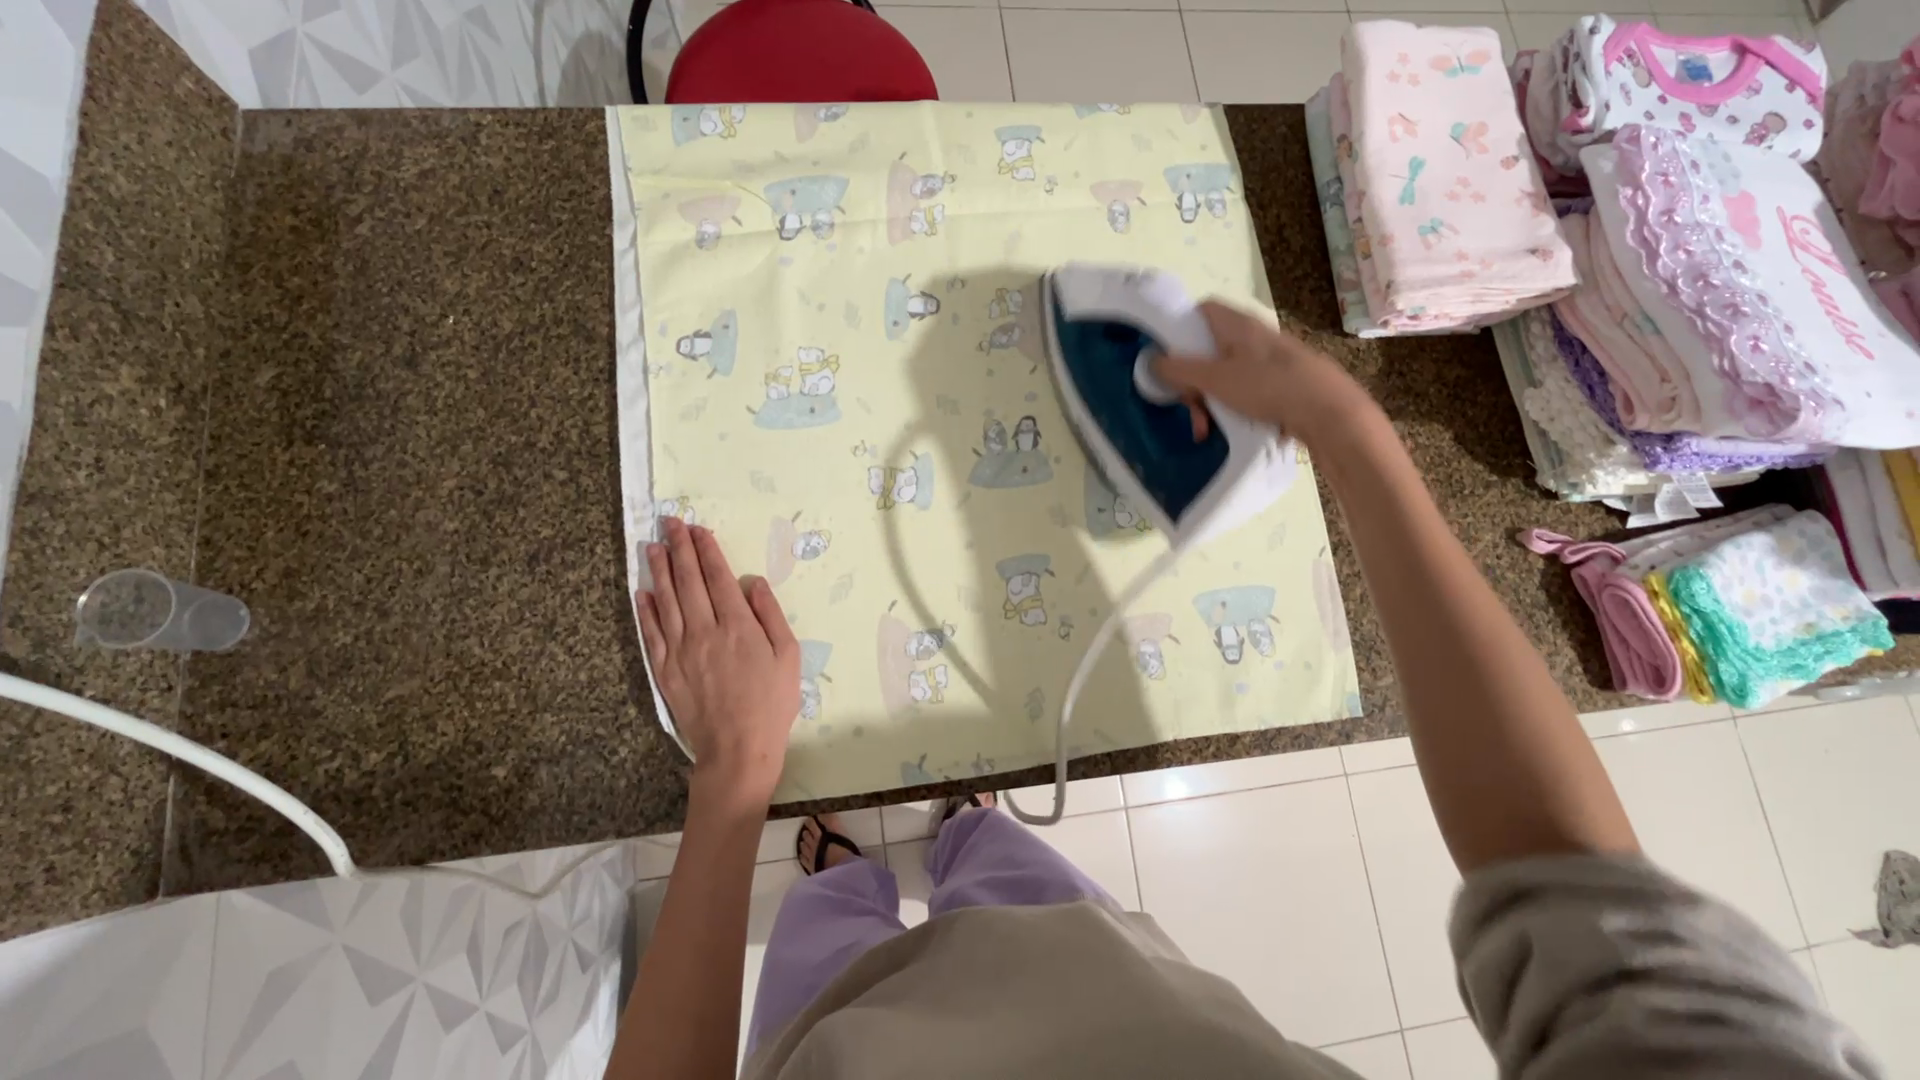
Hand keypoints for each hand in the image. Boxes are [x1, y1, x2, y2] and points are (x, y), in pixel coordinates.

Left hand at [638, 518, 799, 806]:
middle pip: (689, 582)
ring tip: (653, 546)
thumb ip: (771, 616)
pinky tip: (642, 592)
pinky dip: (645, 610)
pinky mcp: (664, 670)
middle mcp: (705, 630)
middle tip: (671, 523)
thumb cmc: (771, 703)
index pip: (719, 577)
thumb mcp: (788, 657)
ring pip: (666, 601)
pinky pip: (650, 633)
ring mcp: (680, 650)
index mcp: (738, 626)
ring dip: (659, 571)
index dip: (708, 551)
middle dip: (680, 549)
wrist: (738, 748)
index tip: (699, 529)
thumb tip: (754, 583)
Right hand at [1155, 300, 1379, 448]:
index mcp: (1236, 324)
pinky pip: (1242, 390)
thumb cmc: (1267, 386)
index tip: (1167, 357)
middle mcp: (1252, 336)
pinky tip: (1225, 429)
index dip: (1179, 329)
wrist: (1327, 411)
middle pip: (1207, 349)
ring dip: (1207, 401)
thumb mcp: (1214, 379)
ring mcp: (1266, 360)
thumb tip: (1151, 360)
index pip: (1201, 310)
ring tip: (1204, 428)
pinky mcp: (1278, 383)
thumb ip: (1179, 369)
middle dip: (1190, 380)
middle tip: (1186, 404)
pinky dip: (1228, 408)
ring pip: (1223, 375)